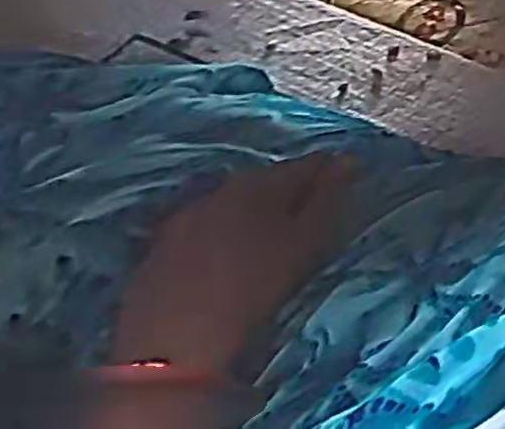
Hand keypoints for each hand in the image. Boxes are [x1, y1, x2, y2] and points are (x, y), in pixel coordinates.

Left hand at [109, 153, 356, 374]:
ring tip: (269, 238)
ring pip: (235, 202)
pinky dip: (224, 231)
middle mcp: (221, 189)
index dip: (334, 173)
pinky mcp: (156, 249)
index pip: (313, 161)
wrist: (172, 346)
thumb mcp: (311, 236)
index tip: (346, 192)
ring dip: (256, 212)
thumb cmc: (258, 283)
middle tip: (309, 219)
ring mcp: (182, 218)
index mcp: (262, 180)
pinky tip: (230, 256)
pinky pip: (205, 226)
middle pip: (271, 179)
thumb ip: (333, 192)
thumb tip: (348, 159)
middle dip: (293, 191)